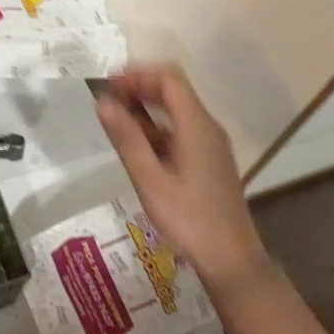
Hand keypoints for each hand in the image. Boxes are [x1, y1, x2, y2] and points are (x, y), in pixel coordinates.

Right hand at [94, 65, 265, 286]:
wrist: (231, 259)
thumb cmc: (189, 219)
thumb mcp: (149, 179)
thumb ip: (126, 138)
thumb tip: (102, 101)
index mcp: (196, 125)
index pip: (168, 78)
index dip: (137, 74)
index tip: (107, 86)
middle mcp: (207, 127)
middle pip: (173, 90)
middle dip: (138, 88)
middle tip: (106, 103)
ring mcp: (210, 144)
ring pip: (176, 110)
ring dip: (145, 109)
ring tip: (114, 123)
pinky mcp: (208, 160)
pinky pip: (180, 129)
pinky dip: (156, 128)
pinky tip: (136, 148)